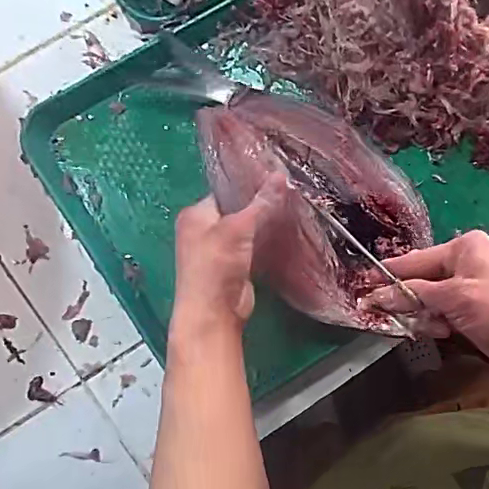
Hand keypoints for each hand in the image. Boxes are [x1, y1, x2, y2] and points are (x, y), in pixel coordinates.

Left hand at [171, 180, 279, 337]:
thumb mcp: (239, 228)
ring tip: (293, 210)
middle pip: (237, 209)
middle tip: (290, 194)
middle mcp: (203, 229)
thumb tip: (281, 175)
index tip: (277, 178)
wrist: (214, 313)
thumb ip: (261, 203)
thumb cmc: (216, 266)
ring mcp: (219, 249)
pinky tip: (286, 234)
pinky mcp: (234, 265)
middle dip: (261, 204)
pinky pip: (253, 246)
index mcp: (195, 214)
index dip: (249, 183)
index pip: (225, 190)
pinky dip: (266, 241)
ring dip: (265, 224)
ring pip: (247, 228)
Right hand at [363, 231, 488, 370]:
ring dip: (427, 316)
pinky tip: (444, 332)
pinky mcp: (471, 307)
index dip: (388, 274)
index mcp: (464, 247)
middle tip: (395, 317)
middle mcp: (465, 261)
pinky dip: (438, 322)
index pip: (415, 260)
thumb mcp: (454, 298)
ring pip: (429, 299)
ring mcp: (469, 284)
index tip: (361, 283)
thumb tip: (379, 294)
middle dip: (412, 301)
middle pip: (421, 280)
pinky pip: (442, 311)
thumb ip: (414, 294)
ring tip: (437, 328)